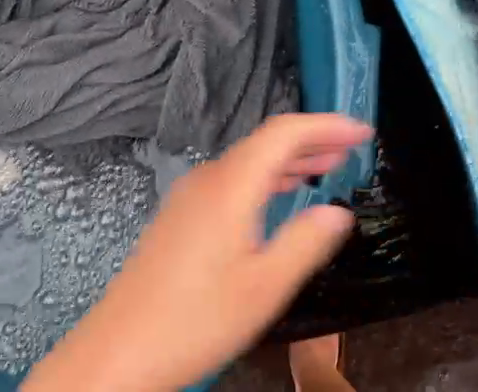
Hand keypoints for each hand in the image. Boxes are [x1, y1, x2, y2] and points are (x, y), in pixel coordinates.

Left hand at [22, 114, 372, 391]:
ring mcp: (191, 195)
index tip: (361, 131)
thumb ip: (304, 243)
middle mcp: (209, 179)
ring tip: (327, 166)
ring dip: (290, 159)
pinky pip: (233, 178)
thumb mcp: (262, 288)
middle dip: (313, 140)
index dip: (326, 126)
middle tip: (352, 147)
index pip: (284, 132)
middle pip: (266, 141)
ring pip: (249, 160)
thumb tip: (338, 212)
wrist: (116, 352)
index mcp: (231, 186)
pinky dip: (266, 176)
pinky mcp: (181, 215)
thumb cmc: (192, 322)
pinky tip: (279, 195)